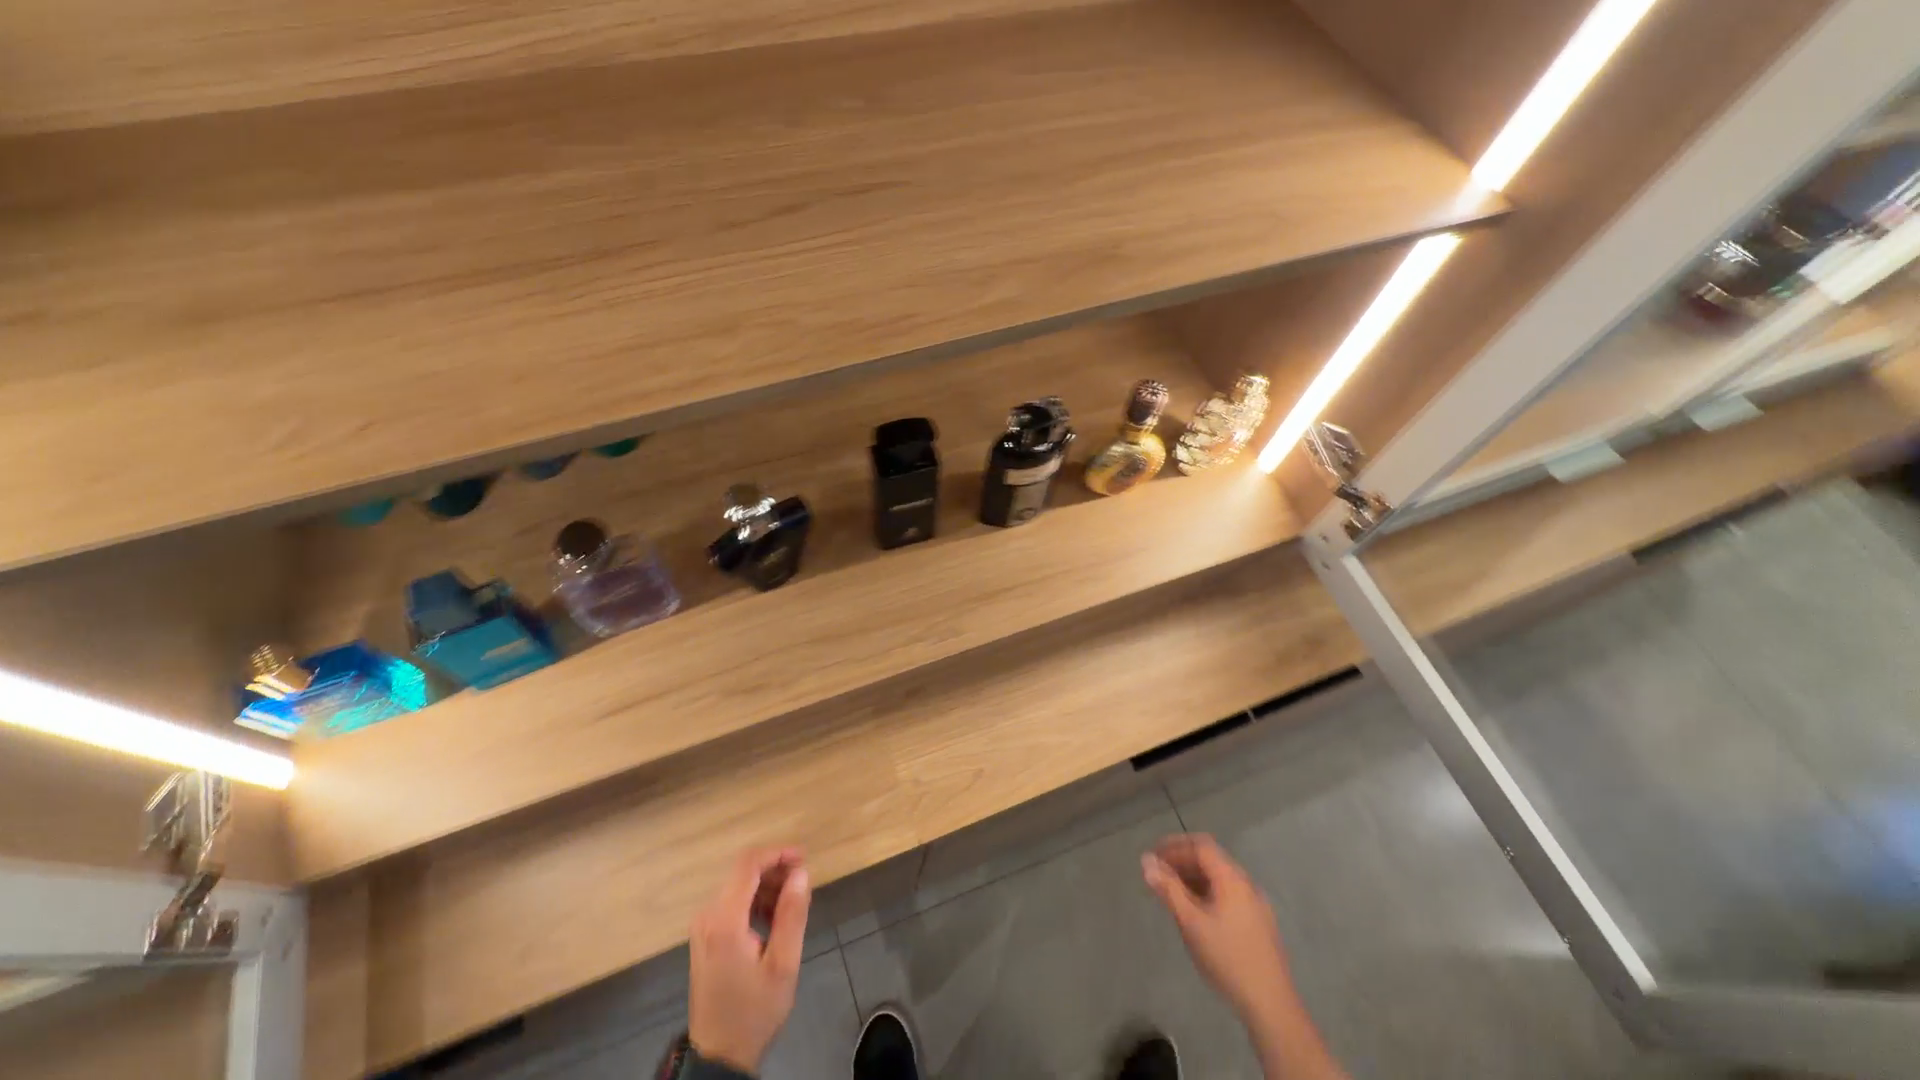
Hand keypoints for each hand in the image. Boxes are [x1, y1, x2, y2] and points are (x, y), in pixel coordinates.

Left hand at [688, 847, 811, 1074]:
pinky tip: (774, 919)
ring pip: (737, 887)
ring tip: (794, 904)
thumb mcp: (783, 964)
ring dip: (766, 887)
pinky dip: (754, 902)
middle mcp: (707, 915)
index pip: (747, 864)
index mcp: (724, 920)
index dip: (777, 853)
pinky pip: (731, 904)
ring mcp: (702, 927)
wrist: (720, 1052)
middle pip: (741, 873)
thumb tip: (801, 873)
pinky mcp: (705, 937)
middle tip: (804, 885)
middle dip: (775, 870)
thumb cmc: (755, 1010)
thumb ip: (792, 914)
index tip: (805, 858)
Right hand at [1143, 833, 1293, 1023]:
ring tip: (1172, 894)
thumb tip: (1147, 860)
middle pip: (1212, 860)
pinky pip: (1228, 895)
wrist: (1269, 1001)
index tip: (1153, 856)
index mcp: (1232, 879)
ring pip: (1220, 879)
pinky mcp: (1258, 922)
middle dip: (1182, 862)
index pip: (1202, 846)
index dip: (1175, 845)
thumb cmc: (1226, 957)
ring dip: (1194, 879)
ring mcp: (1255, 904)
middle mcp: (1246, 884)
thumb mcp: (1190, 922)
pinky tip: (1195, 913)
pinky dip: (1207, 893)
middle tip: (1158, 876)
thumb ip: (1168, 889)